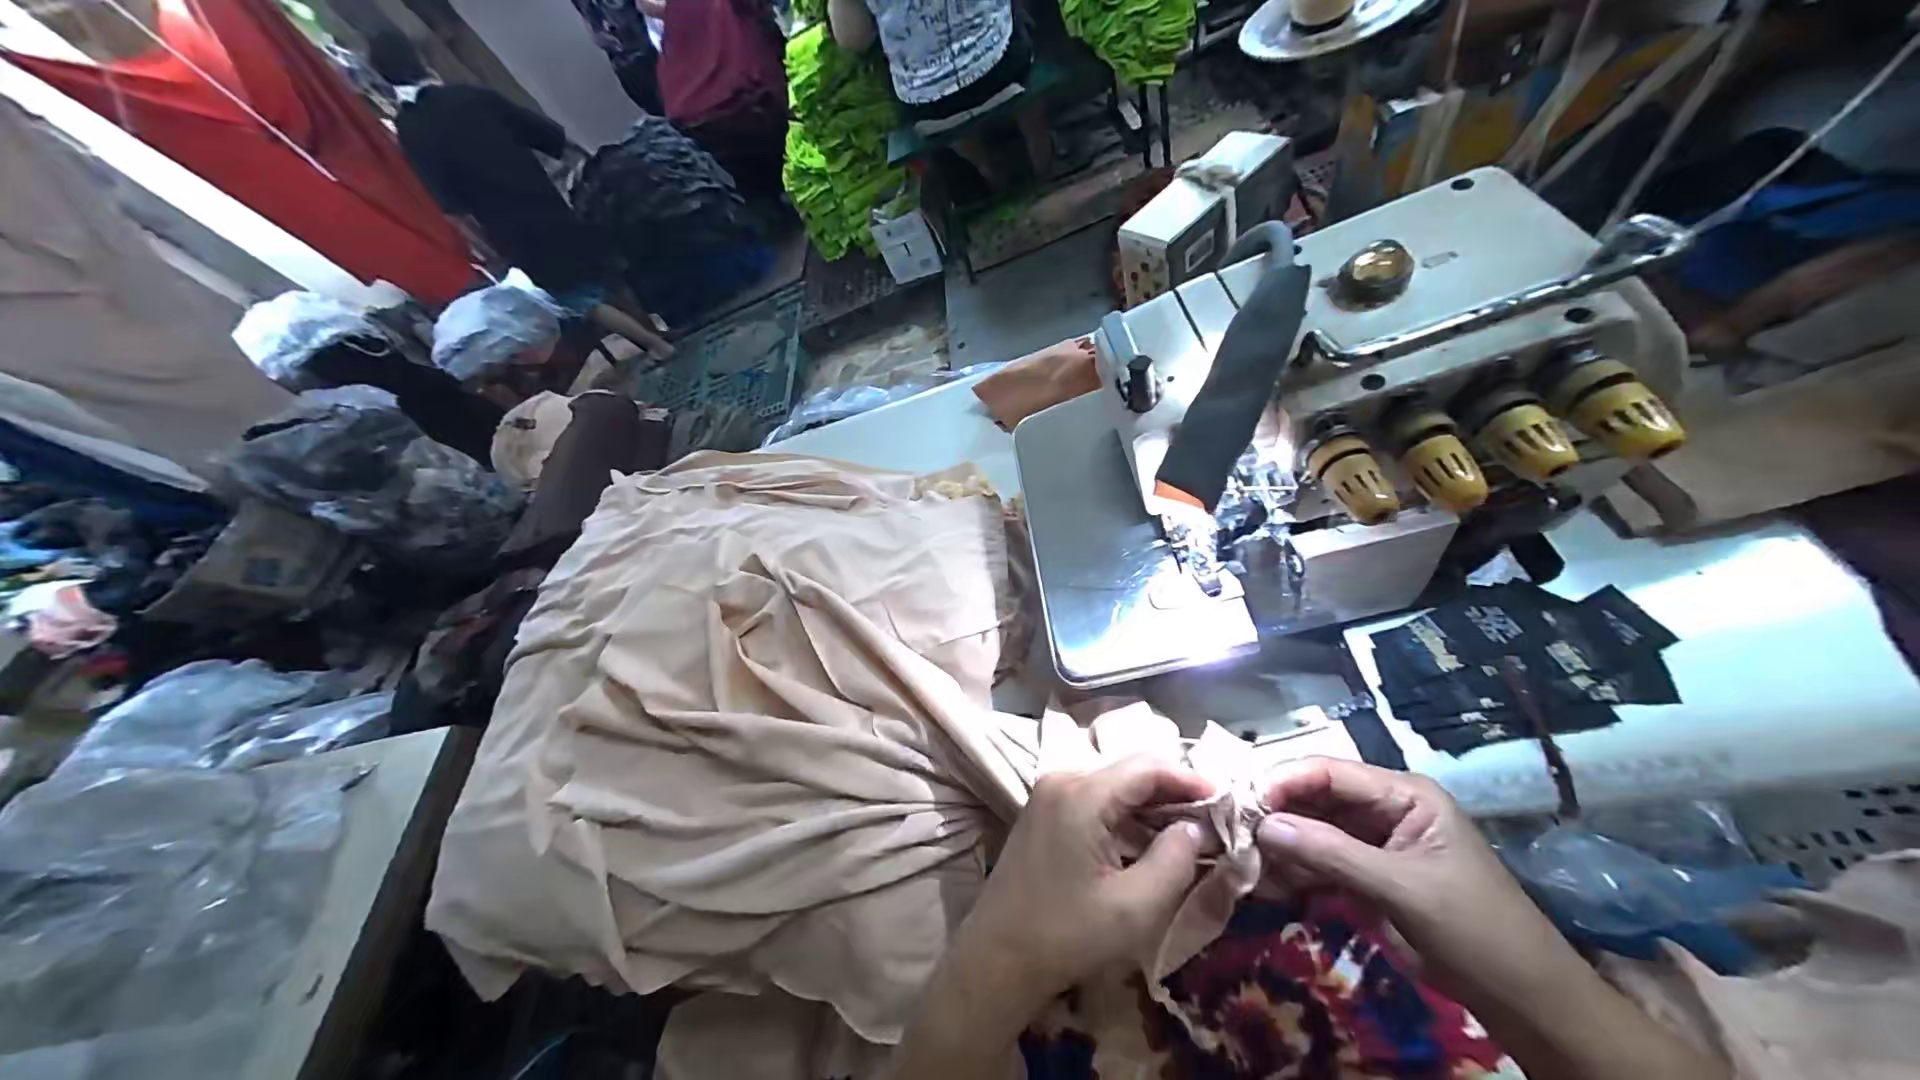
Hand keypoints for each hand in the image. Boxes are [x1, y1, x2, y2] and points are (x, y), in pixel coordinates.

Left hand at [960, 756, 1213, 1000]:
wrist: (998, 955)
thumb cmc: (1067, 934)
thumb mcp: (1134, 908)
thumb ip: (1174, 861)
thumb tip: (1195, 828)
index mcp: (1081, 794)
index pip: (1146, 766)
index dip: (1189, 778)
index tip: (1225, 800)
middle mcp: (1062, 780)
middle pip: (1129, 771)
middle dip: (1173, 792)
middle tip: (1214, 819)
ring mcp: (1048, 794)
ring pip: (1113, 784)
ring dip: (1151, 804)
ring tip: (1190, 830)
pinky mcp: (1044, 811)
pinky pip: (1095, 799)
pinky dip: (1126, 813)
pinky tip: (1149, 838)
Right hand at [1254, 760, 1728, 1079]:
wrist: (1523, 1001)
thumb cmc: (1477, 930)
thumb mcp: (1405, 889)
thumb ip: (1333, 853)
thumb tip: (1264, 826)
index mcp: (1404, 795)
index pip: (1330, 772)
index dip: (1285, 781)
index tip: (1246, 801)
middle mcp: (1382, 808)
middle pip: (1314, 796)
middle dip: (1276, 812)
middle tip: (1235, 829)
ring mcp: (1371, 841)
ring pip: (1309, 828)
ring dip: (1279, 844)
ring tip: (1245, 860)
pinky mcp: (1363, 872)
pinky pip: (1316, 859)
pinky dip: (1292, 870)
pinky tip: (1266, 882)